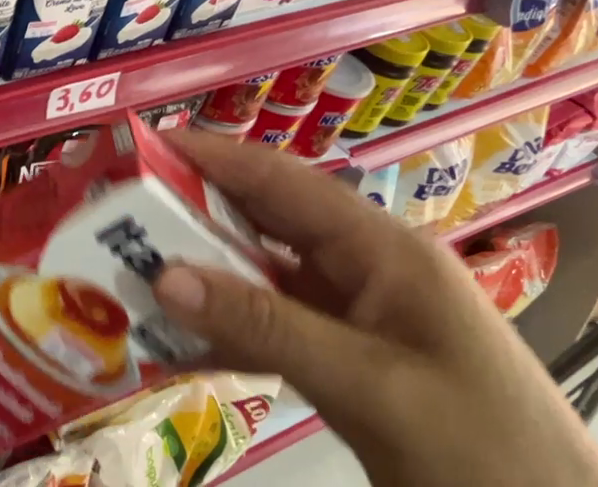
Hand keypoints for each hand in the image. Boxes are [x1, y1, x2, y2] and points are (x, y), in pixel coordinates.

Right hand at [151, 132, 597, 486]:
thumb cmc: (483, 451)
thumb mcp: (373, 387)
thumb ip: (265, 327)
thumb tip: (162, 275)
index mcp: (382, 249)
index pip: (279, 180)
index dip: (209, 155)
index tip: (138, 146)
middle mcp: (364, 268)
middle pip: (262, 222)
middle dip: (190, 215)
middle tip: (114, 215)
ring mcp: (355, 316)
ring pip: (260, 277)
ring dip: (201, 277)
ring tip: (128, 275)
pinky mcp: (347, 361)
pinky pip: (270, 329)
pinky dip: (224, 331)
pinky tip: (176, 344)